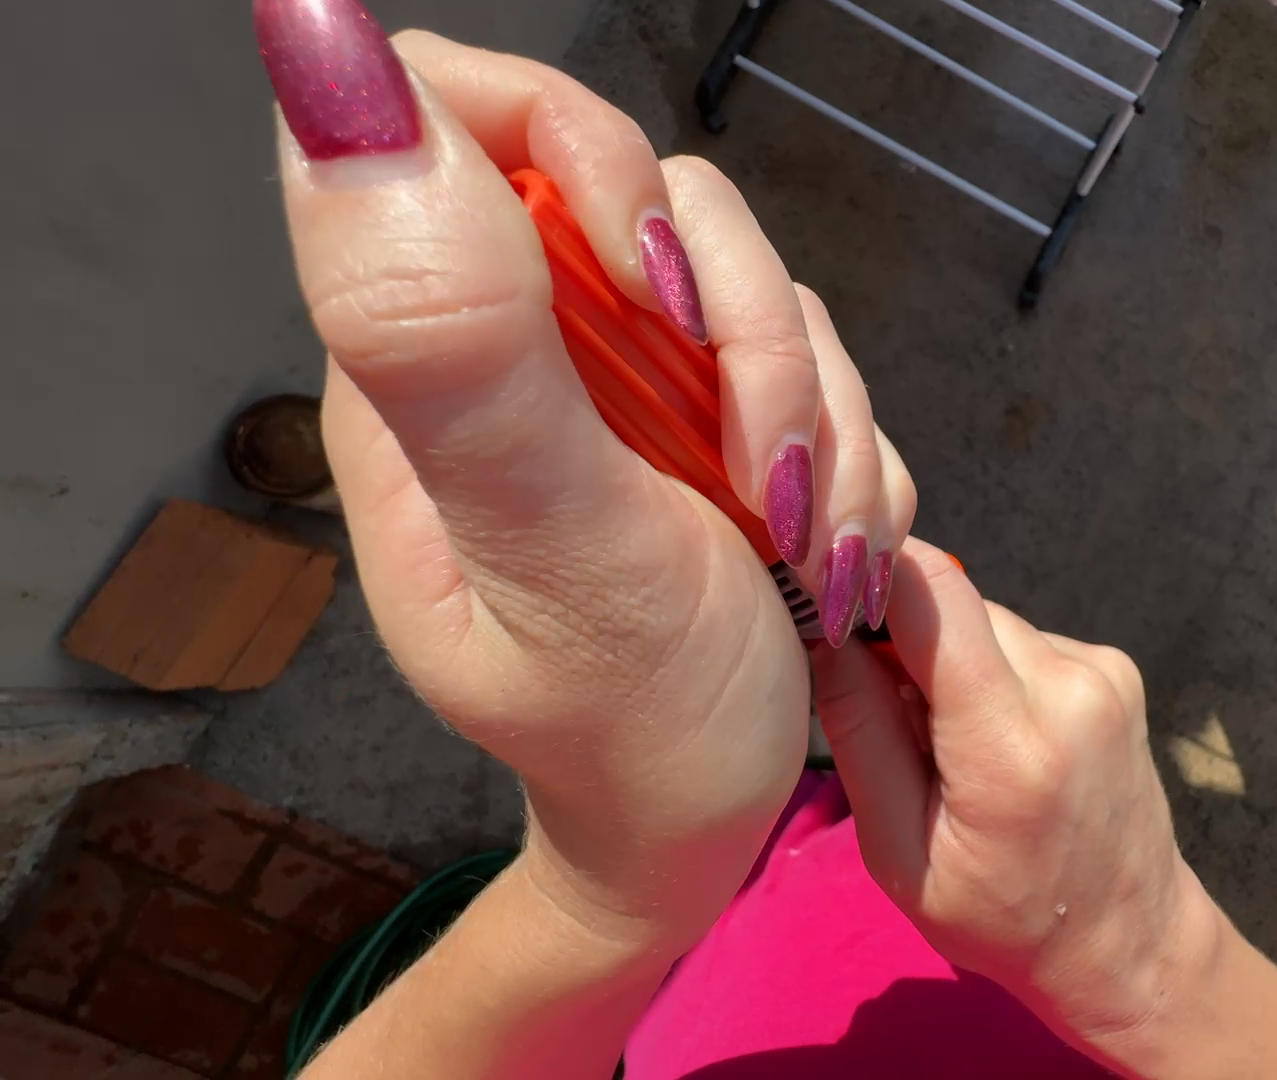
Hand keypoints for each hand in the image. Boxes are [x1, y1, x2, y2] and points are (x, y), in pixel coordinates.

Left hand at [259, 4, 912, 942]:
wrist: (712, 805)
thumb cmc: (628, 722)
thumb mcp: (555, 559)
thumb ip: (461, 352)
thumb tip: (326, 62)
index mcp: (446, 364)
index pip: (463, 121)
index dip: (581, 150)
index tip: (664, 295)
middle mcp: (552, 353)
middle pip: (678, 212)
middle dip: (760, 351)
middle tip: (769, 490)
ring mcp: (661, 389)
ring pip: (780, 305)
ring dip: (829, 433)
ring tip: (813, 555)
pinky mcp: (744, 427)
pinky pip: (836, 381)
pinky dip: (858, 466)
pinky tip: (836, 554)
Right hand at [808, 541, 1204, 1044]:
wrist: (1129, 939)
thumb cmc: (1001, 915)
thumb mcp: (898, 851)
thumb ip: (860, 731)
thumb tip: (826, 630)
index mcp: (1009, 742)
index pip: (933, 595)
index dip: (876, 571)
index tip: (837, 594)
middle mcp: (1070, 684)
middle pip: (958, 605)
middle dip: (910, 639)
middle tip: (900, 713)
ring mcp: (1104, 669)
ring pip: (990, 619)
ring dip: (955, 657)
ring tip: (959, 736)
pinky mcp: (1116, 666)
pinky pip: (1027, 638)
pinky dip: (997, 668)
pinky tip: (1007, 729)